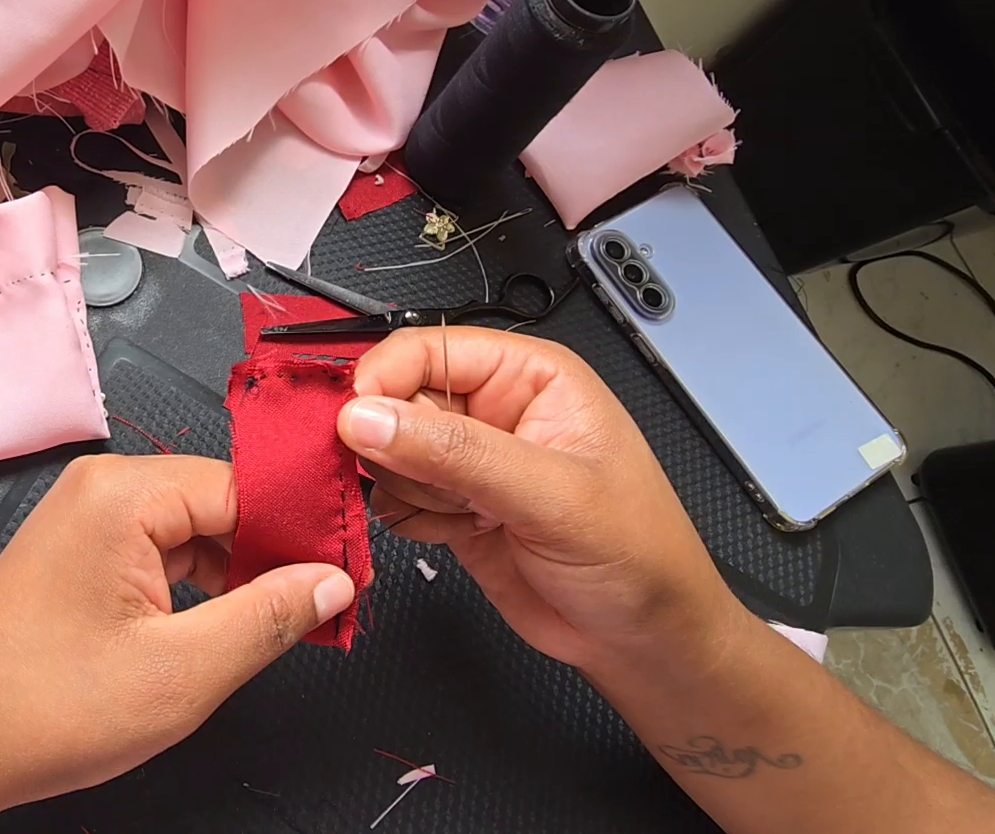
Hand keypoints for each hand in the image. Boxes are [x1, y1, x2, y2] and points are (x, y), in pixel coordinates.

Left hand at [0, 455, 353, 832]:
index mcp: (122, 493)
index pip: (242, 488)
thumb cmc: (49, 710)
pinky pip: (157, 544)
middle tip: (320, 606)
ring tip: (276, 620)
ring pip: (190, 525)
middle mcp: (102, 485)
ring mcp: (86, 512)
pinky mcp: (79, 542)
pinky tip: (220, 618)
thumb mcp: (181, 673)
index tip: (345, 575)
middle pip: (217, 501)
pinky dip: (195, 579)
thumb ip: (268, 616)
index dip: (299, 533)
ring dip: (234, 570)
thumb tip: (331, 579)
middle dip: (268, 554)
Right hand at [337, 328, 744, 675]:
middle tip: (444, 486)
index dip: (383, 378)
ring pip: (384, 449)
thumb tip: (366, 417)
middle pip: (393, 399)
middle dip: (400, 447)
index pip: (426, 349)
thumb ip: (455, 451)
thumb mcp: (552, 496)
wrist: (640, 644)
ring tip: (468, 513)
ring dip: (411, 489)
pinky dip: (411, 519)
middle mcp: (487, 407)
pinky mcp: (444, 500)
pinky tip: (460, 533)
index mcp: (525, 375)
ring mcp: (462, 456)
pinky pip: (390, 493)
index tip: (354, 421)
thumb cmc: (637, 557)